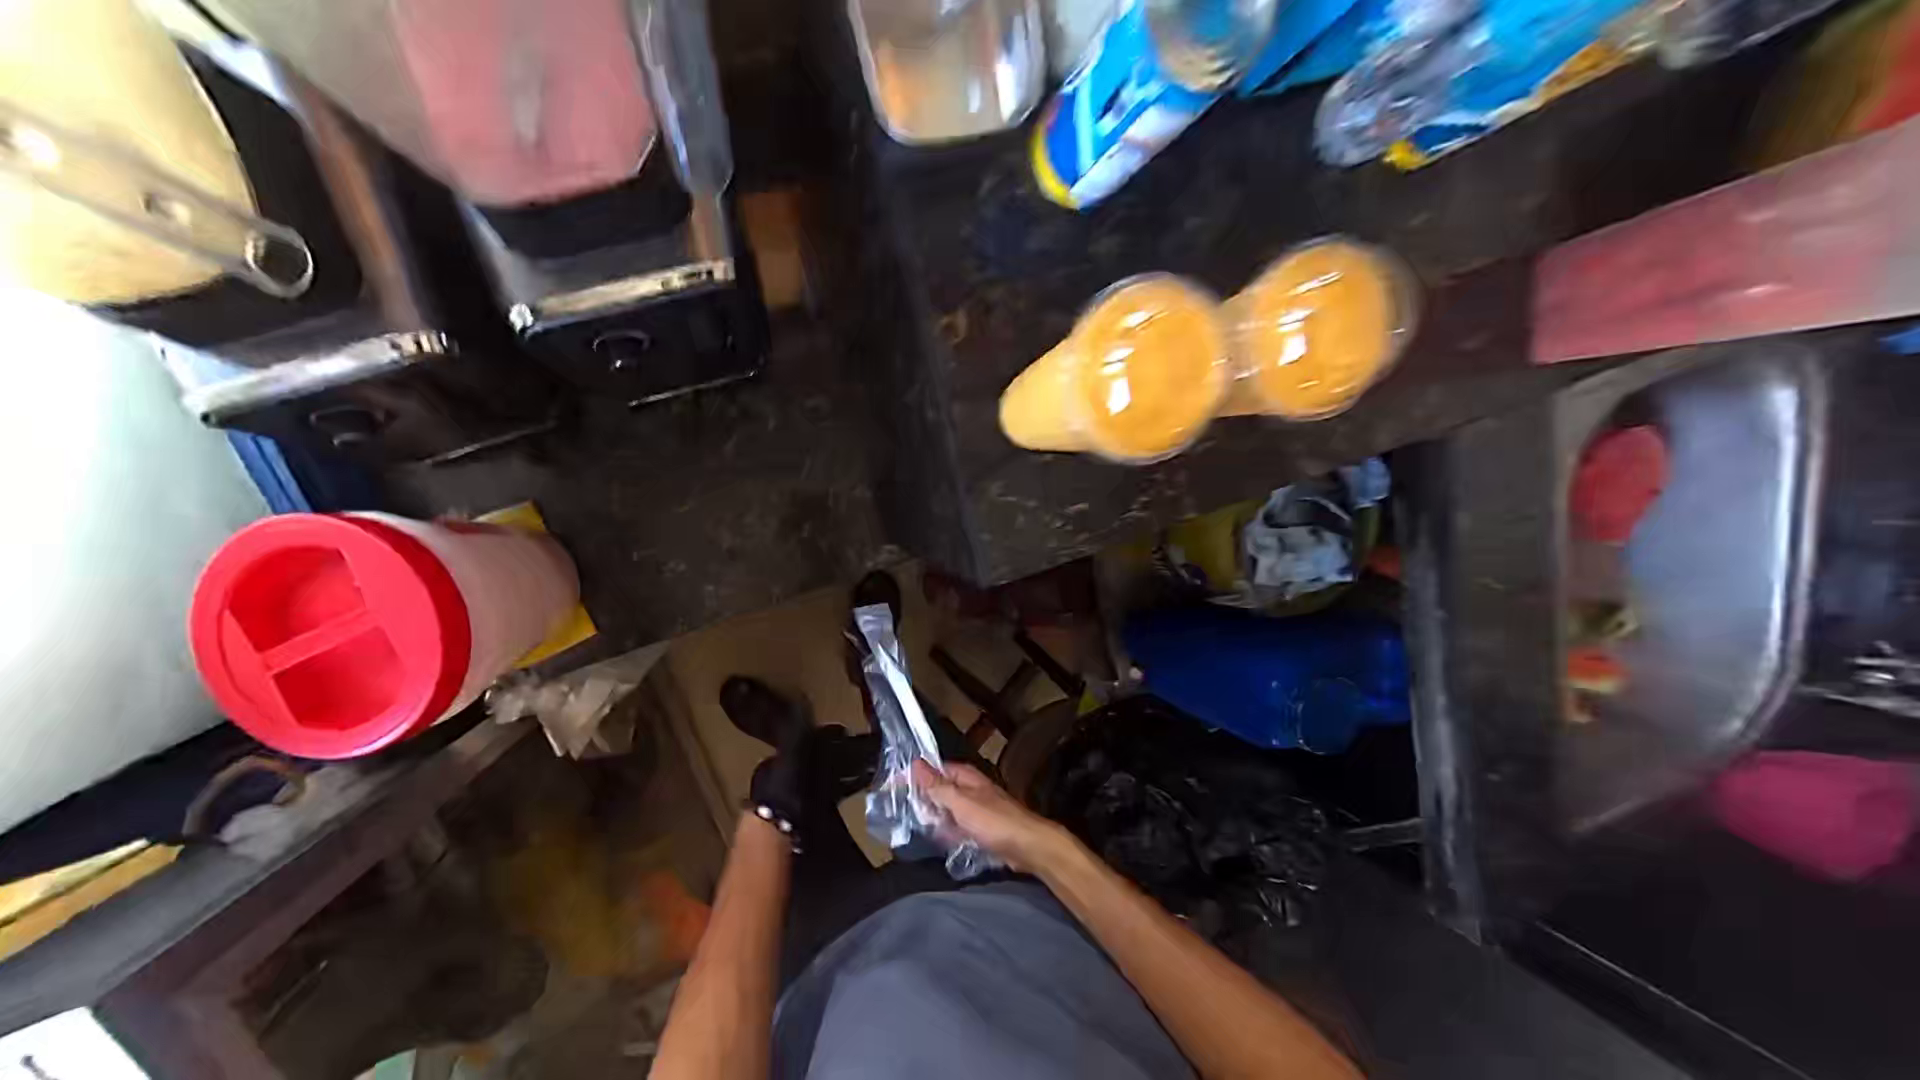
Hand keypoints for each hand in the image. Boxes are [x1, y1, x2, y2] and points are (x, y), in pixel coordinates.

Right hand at [913, 760, 1075, 872]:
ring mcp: (976, 808)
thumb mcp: (961, 803)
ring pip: (947, 809)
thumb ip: (937, 786)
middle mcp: (970, 788)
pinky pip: (957, 826)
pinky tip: (941, 840)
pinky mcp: (981, 827)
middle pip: (939, 789)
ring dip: (935, 818)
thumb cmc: (994, 822)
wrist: (1028, 847)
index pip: (932, 769)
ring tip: (918, 828)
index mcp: (965, 776)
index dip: (913, 777)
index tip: (891, 787)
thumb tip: (915, 763)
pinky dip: (948, 831)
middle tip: (903, 812)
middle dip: (923, 800)